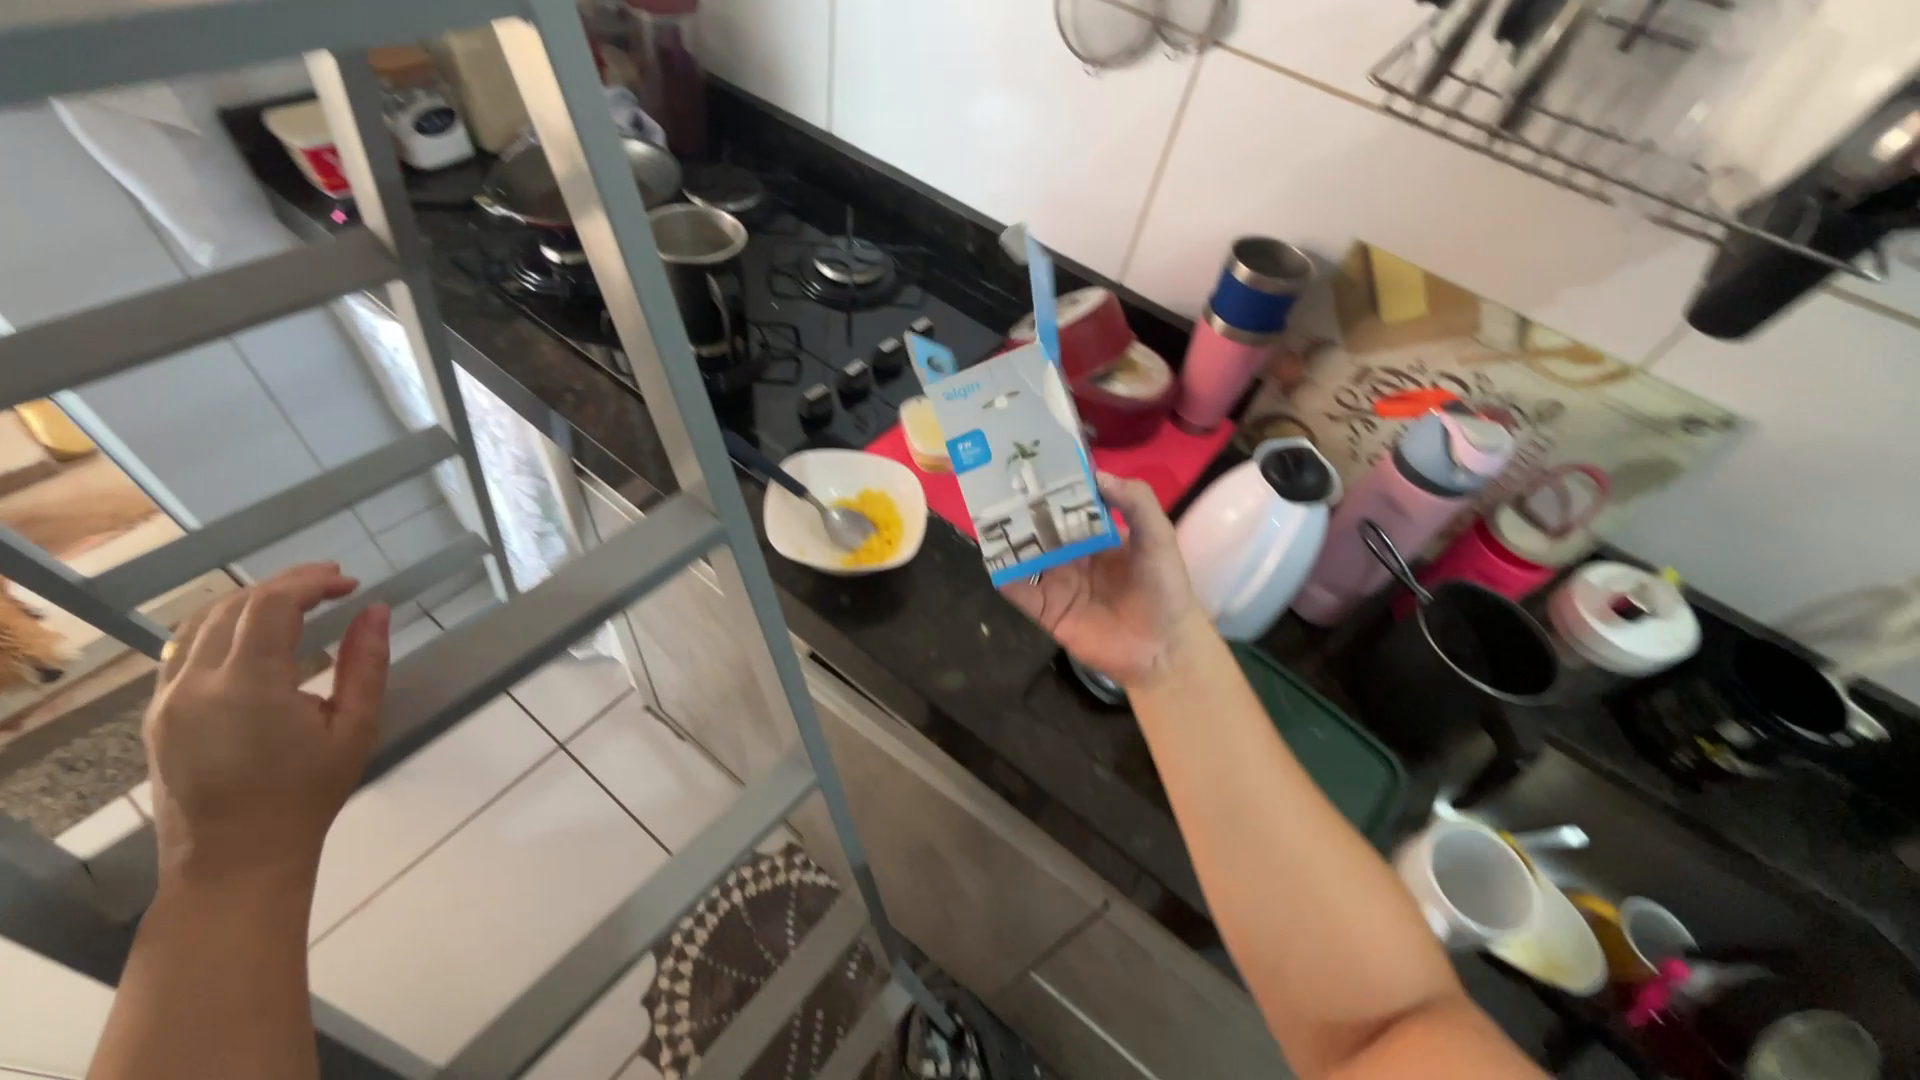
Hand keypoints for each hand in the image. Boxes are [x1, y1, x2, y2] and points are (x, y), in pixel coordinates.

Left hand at [143, 563, 390, 884]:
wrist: (235, 858)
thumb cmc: (307, 795)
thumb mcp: (354, 728)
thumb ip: (366, 663)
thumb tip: (376, 610)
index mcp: (248, 686)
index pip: (270, 605)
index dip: (311, 583)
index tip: (350, 583)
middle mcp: (196, 683)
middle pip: (234, 606)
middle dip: (285, 585)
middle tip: (332, 583)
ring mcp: (167, 698)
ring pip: (200, 623)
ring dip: (250, 600)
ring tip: (296, 599)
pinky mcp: (158, 713)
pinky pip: (184, 650)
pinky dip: (222, 626)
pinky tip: (254, 634)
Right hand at [1000, 474, 1209, 689]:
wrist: (1162, 648)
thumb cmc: (1164, 588)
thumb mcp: (1158, 535)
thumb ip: (1135, 501)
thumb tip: (1097, 474)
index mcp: (1096, 537)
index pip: (1067, 507)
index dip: (1052, 489)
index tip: (1032, 466)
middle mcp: (1072, 557)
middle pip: (1040, 529)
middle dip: (1022, 511)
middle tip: (998, 486)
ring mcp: (1056, 583)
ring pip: (1024, 556)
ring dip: (1008, 539)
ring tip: (988, 516)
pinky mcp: (1045, 610)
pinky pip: (1018, 591)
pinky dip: (1003, 575)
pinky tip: (992, 558)